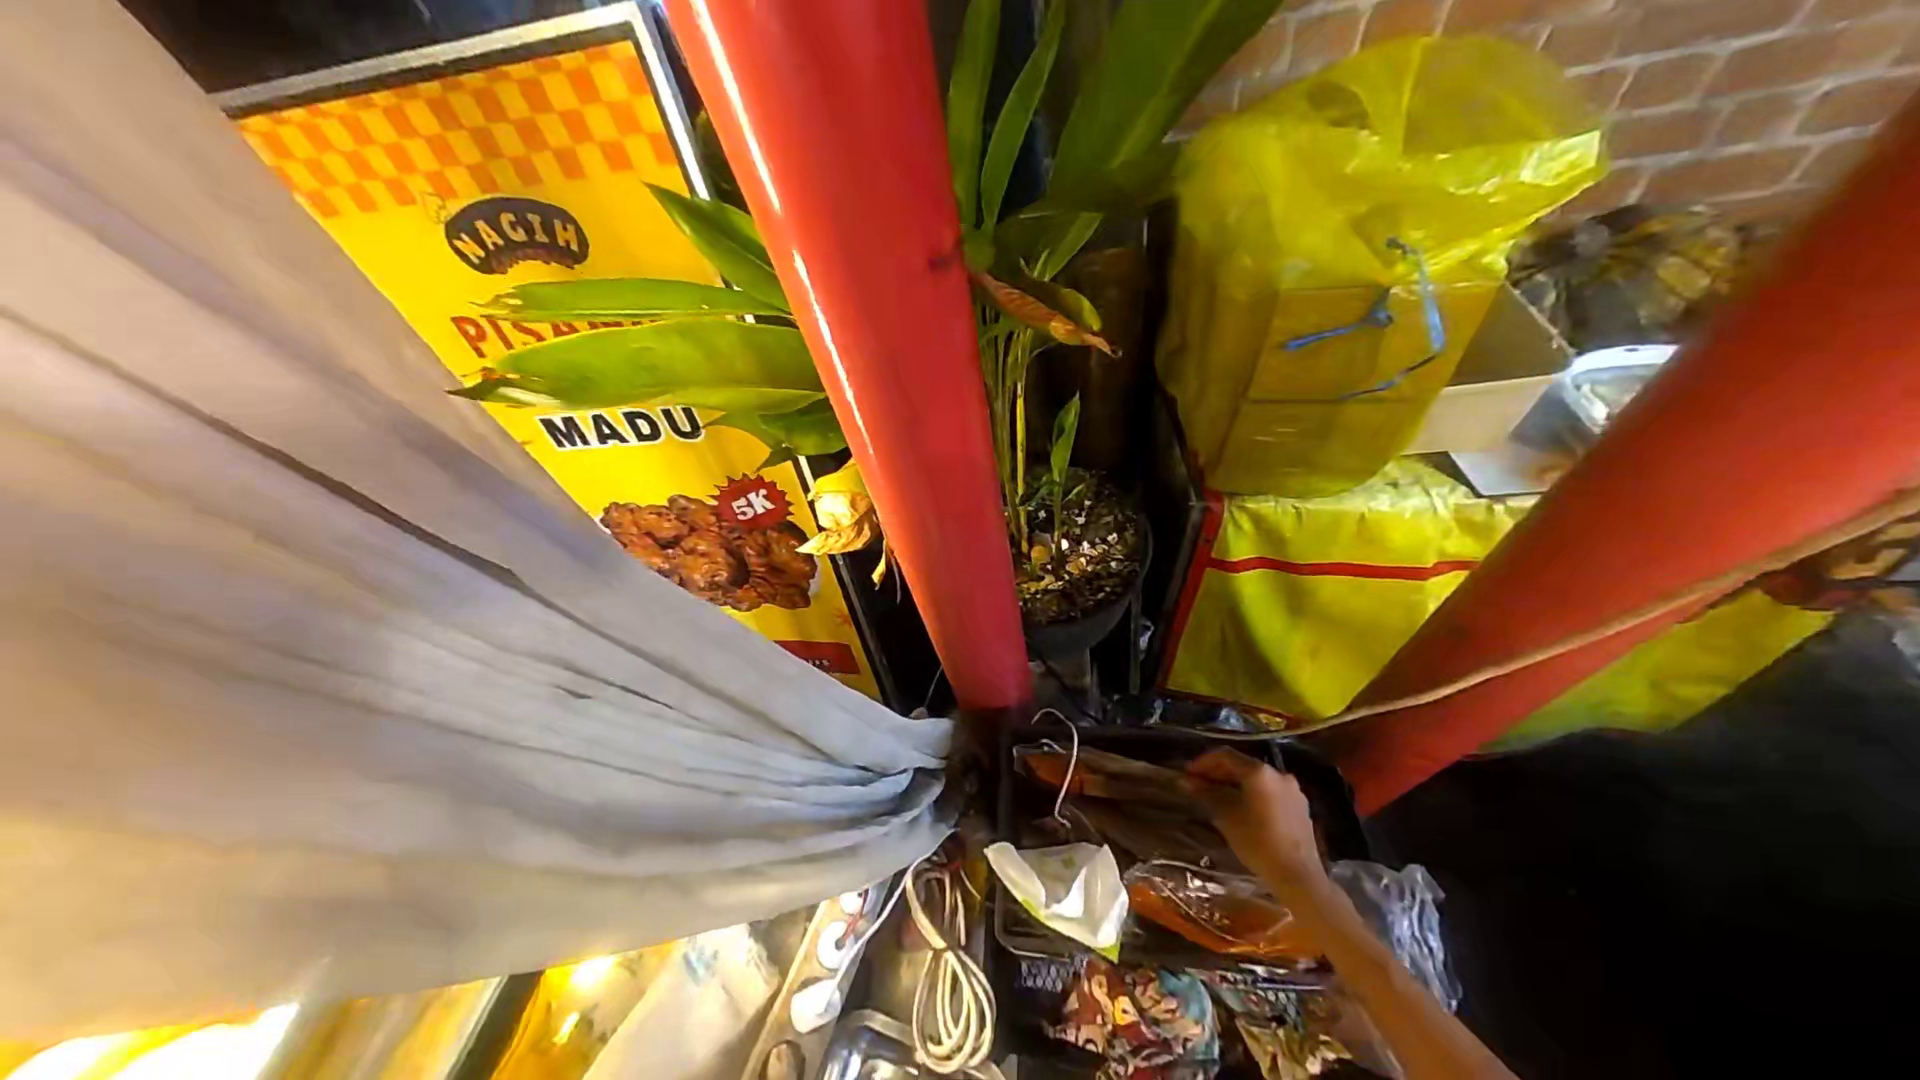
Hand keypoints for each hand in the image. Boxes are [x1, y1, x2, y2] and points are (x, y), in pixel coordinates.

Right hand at [1184, 748, 1326, 894]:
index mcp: (1259, 772)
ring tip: (1216, 796)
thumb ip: (1206, 793)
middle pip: (1241, 765)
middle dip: (1217, 772)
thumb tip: (1186, 780)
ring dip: (1233, 783)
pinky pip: (1268, 791)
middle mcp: (1278, 774)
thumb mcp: (1226, 817)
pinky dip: (1250, 793)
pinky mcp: (1299, 806)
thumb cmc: (1258, 843)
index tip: (1188, 774)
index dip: (1203, 762)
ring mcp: (1292, 790)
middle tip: (1198, 784)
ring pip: (1255, 778)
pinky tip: (1240, 807)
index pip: (1225, 755)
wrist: (1298, 876)